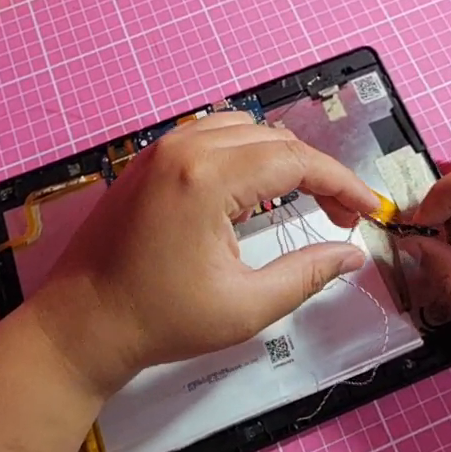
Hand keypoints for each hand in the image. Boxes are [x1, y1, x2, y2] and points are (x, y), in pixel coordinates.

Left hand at [27, 113, 381, 397]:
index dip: (341, 182)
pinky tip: (252, 189)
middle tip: (340, 216)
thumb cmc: (160, 319)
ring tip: (301, 201)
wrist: (81, 323)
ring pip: (244, 128)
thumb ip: (306, 274)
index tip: (369, 208)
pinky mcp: (150, 156)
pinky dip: (245, 151)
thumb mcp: (244, 307)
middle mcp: (185, 147)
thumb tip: (352, 254)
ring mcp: (163, 146)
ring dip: (281, 157)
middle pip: (274, 139)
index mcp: (208, 178)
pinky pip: (212, 133)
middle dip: (315, 173)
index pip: (295, 161)